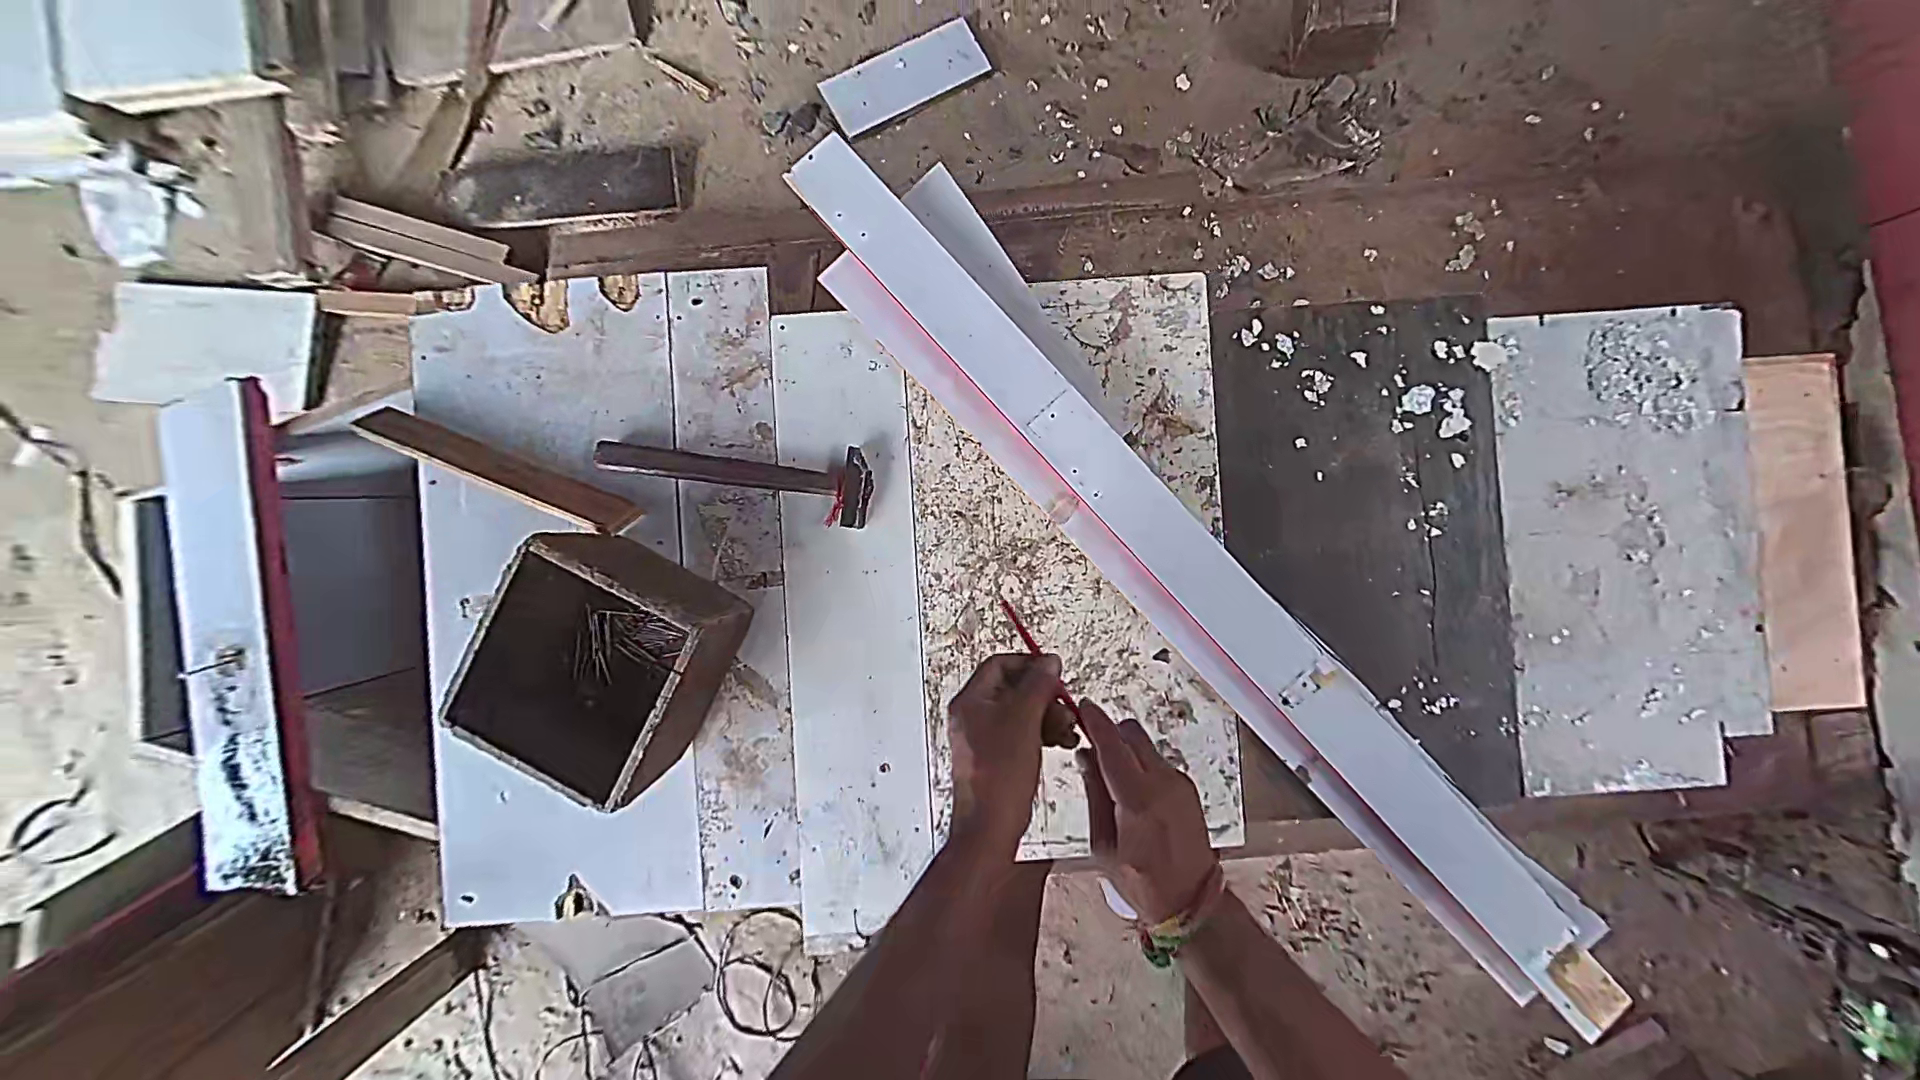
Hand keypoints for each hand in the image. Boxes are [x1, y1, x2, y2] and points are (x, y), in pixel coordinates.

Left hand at [948, 654, 1078, 853]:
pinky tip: (1060, 742)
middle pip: (1012, 688)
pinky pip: (1021, 732)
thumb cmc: (998, 777)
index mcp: (970, 701)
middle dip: (1043, 695)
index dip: (1029, 665)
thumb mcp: (1025, 719)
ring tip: (1067, 728)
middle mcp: (973, 716)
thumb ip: (1038, 685)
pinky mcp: (995, 757)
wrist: (991, 826)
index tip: (1054, 674)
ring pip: (1020, 712)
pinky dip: (1042, 733)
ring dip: (1047, 715)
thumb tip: (1048, 662)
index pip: (1000, 664)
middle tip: (1063, 706)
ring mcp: (983, 737)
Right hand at [1076, 700, 1216, 922]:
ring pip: (1145, 745)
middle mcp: (1163, 782)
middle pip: (1132, 734)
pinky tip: (1128, 786)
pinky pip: (1156, 761)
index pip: (1112, 745)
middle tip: (1090, 743)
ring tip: (1107, 772)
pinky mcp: (1186, 788)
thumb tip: (1086, 756)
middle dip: (1109, 733)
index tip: (1081, 706)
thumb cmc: (1142, 882)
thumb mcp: (1104, 845)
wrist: (1192, 902)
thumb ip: (1095, 795)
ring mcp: (1179, 783)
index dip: (1095, 722)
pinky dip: (1138, 762)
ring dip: (1124, 748)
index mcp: (1138, 798)